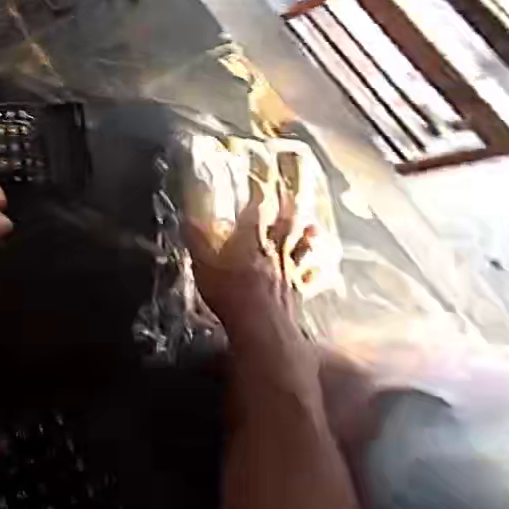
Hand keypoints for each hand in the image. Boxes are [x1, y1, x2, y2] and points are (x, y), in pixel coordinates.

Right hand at [186, 186, 304, 344]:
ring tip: (313, 225)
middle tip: (294, 193)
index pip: (256, 212)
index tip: (259, 180)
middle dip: (289, 208)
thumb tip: (186, 218)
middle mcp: (274, 252)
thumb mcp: (203, 265)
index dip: (258, 195)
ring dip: (308, 236)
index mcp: (250, 241)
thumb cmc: (229, 293)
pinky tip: (322, 268)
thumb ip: (196, 240)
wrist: (262, 328)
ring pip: (302, 248)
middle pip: (285, 225)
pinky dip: (318, 270)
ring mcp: (290, 272)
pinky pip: (311, 277)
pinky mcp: (298, 292)